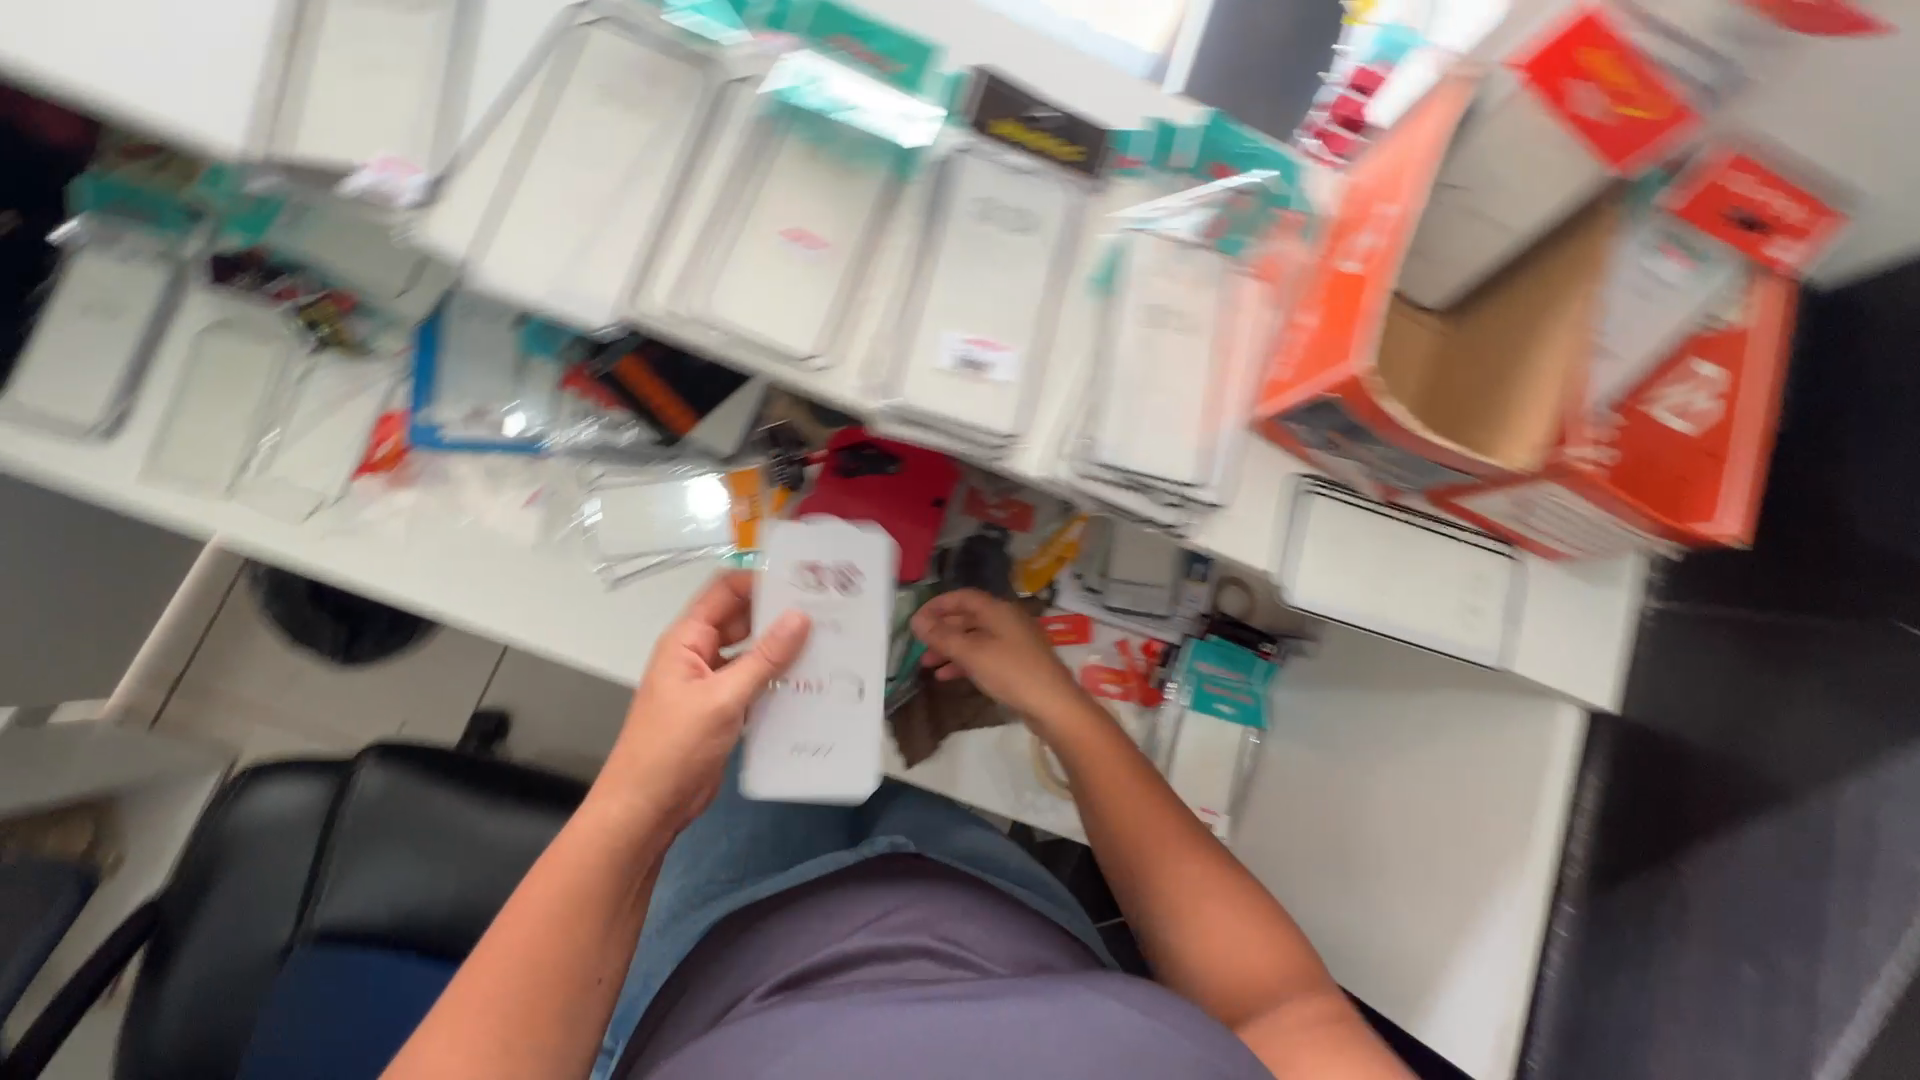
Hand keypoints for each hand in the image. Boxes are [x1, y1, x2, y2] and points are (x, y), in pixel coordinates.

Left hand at [596, 571, 809, 830]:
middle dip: (780, 614)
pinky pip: (756, 684)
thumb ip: (764, 658)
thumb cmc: (674, 747)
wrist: (647, 808)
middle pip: (742, 621)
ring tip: (829, 642)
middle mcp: (699, 655)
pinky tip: (813, 683)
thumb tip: (800, 617)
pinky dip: (779, 681)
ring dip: (783, 650)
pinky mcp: (724, 711)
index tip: (802, 579)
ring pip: (752, 654)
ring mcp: (712, 684)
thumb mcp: (722, 699)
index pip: (724, 592)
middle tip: (828, 610)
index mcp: (687, 640)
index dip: (759, 580)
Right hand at [910, 589, 1086, 726]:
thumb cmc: (1011, 672)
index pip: (963, 597)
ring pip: (974, 638)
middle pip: (968, 617)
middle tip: (918, 643)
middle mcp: (1006, 621)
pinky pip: (984, 655)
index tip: (916, 618)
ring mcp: (1013, 642)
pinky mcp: (1016, 663)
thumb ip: (942, 636)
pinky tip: (946, 677)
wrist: (1053, 705)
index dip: (938, 604)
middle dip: (942, 629)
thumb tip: (916, 620)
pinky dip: (965, 662)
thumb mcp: (972, 653)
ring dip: (950, 648)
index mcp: (998, 610)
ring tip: (927, 663)